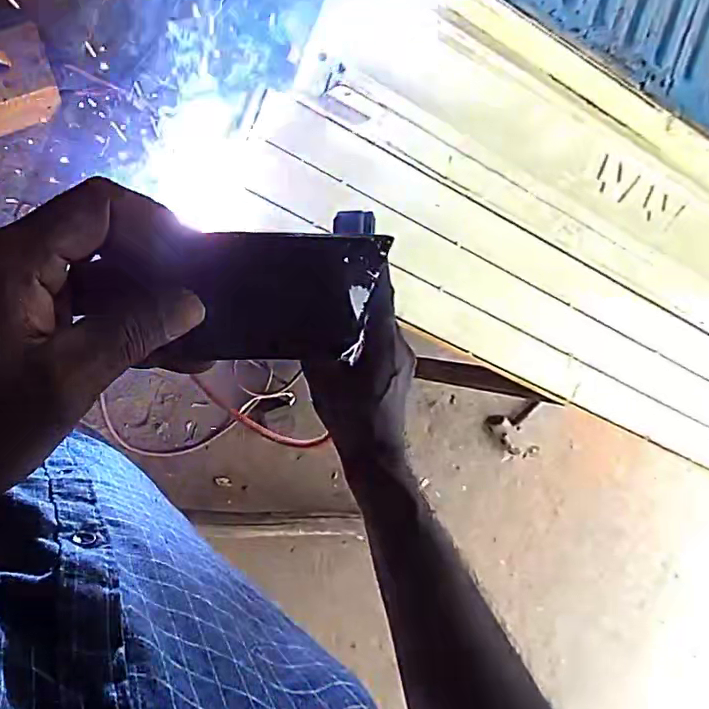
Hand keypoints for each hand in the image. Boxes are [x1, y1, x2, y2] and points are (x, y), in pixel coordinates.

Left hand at [0, 178, 204, 516]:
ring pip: (93, 273)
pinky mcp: (17, 319)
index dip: (154, 225)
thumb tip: (192, 300)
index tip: (193, 264)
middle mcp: (14, 259)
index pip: (99, 206)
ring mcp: (14, 289)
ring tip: (192, 337)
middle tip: (197, 304)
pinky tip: (159, 353)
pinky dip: (114, 322)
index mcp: (18, 257)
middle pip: (99, 234)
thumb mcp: (66, 380)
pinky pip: (77, 304)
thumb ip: (131, 330)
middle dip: (153, 265)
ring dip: (139, 301)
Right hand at [303, 272, 414, 471]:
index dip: (372, 270)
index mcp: (384, 341)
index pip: (383, 294)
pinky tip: (345, 341)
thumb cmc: (350, 416)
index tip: (358, 252)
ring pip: (381, 327)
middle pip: (382, 308)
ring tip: (335, 309)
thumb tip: (304, 321)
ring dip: (362, 317)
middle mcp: (400, 346)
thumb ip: (315, 345)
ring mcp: (404, 361)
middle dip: (360, 294)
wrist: (375, 456)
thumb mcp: (322, 377)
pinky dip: (366, 335)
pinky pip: (383, 343)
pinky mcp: (400, 374)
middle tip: (334, 281)